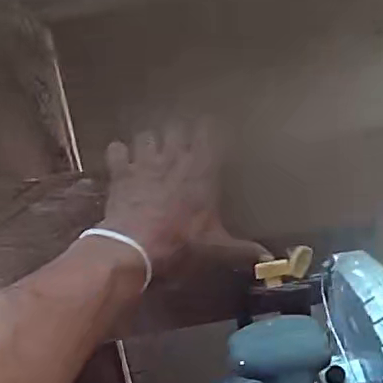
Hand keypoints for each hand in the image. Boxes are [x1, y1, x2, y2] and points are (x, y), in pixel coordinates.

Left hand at [99, 121, 264, 278]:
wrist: (135, 248)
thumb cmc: (180, 244)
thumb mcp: (216, 247)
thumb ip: (242, 248)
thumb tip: (266, 256)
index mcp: (201, 170)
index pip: (210, 131)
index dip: (210, 129)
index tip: (214, 135)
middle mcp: (174, 158)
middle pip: (177, 125)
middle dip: (179, 132)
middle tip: (183, 144)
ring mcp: (144, 162)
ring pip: (147, 134)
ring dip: (150, 141)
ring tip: (154, 152)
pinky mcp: (121, 172)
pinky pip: (117, 148)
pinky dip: (120, 153)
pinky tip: (123, 162)